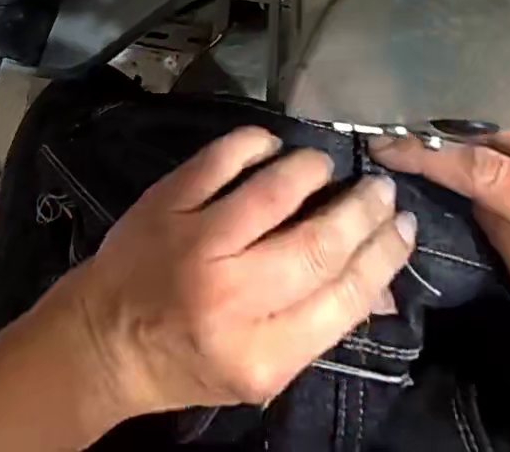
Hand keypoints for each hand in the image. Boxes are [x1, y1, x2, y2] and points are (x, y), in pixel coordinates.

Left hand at [41, 126, 416, 419]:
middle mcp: (232, 296)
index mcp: (262, 353)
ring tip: (326, 166)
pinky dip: (257, 143)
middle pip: (318, 243)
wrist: (105, 339)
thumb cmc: (192, 358)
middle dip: (362, 210)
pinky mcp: (169, 202)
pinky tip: (273, 146)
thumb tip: (385, 281)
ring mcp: (196, 242)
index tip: (404, 224)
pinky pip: (224, 157)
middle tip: (381, 188)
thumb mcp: (261, 366)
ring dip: (312, 170)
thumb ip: (321, 322)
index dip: (383, 254)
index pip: (343, 296)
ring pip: (275, 191)